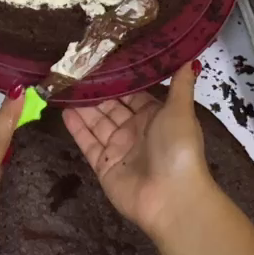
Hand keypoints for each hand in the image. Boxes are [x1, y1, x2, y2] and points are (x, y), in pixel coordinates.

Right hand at [63, 62, 217, 240]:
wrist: (172, 198)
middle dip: (95, 90)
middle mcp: (135, 131)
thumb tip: (190, 56)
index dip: (117, 79)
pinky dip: (76, 127)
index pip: (132, 93)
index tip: (100, 59)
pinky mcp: (104, 166)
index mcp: (154, 117)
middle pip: (111, 106)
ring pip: (96, 122)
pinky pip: (87, 143)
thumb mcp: (181, 110)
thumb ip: (180, 84)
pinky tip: (63, 109)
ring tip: (64, 85)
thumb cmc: (178, 149)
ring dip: (82, 105)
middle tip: (74, 69)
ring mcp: (118, 149)